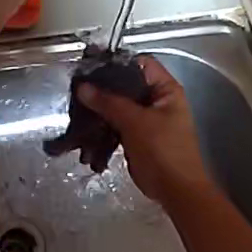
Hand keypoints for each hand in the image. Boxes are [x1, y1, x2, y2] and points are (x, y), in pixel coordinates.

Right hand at [75, 56, 209, 204]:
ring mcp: (146, 121)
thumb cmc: (163, 150)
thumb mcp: (135, 122)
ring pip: (117, 109)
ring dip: (98, 115)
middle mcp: (156, 101)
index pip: (140, 64)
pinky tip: (85, 138)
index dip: (117, 63)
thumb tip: (83, 87)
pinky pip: (115, 128)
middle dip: (101, 92)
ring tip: (77, 116)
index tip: (90, 68)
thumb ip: (108, 103)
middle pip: (125, 87)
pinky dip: (102, 132)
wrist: (174, 189)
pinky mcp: (135, 138)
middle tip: (78, 93)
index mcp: (165, 90)